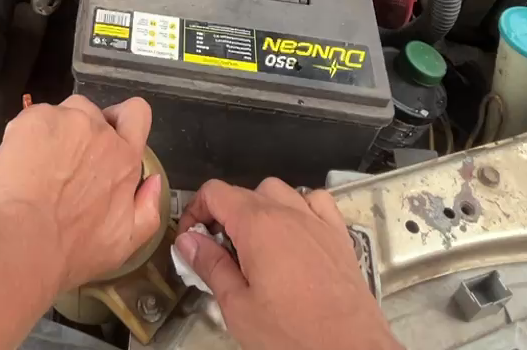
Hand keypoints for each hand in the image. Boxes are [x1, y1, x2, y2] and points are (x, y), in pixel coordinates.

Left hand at [0, 95, 163, 290]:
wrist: (22, 239)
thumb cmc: (73, 249)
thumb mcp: (124, 243)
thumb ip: (147, 209)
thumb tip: (153, 180)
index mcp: (124, 157)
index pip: (137, 113)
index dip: (123, 120)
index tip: (109, 136)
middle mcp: (98, 130)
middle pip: (93, 115)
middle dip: (82, 134)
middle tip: (65, 164)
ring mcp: (65, 119)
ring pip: (62, 114)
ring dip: (56, 132)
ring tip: (40, 166)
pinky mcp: (34, 117)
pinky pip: (34, 119)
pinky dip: (28, 136)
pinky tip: (20, 164)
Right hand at [173, 178, 401, 349]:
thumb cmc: (293, 336)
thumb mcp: (239, 308)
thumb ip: (211, 267)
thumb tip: (188, 241)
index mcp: (256, 224)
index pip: (215, 193)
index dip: (196, 210)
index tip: (192, 238)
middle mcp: (286, 211)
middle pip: (243, 192)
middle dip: (224, 215)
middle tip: (219, 252)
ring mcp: (315, 220)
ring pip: (278, 191)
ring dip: (259, 207)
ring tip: (255, 242)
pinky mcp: (338, 235)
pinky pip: (316, 201)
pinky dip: (300, 206)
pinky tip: (296, 230)